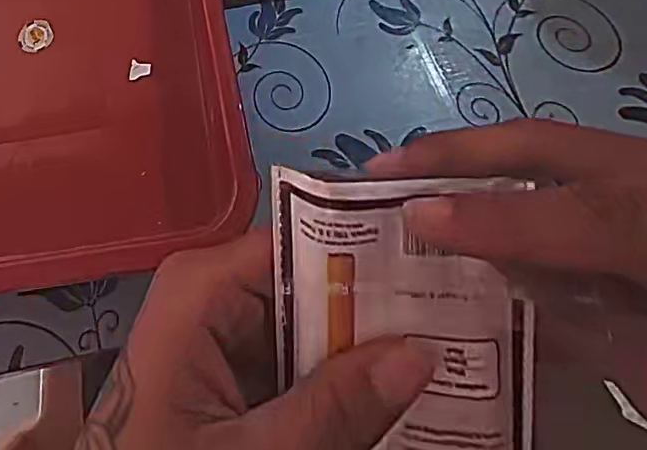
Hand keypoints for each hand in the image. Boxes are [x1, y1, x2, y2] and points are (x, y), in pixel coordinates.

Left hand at [77, 230, 434, 449]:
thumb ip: (334, 406)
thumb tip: (419, 352)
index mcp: (202, 282)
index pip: (294, 239)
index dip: (359, 249)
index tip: (423, 260)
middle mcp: (210, 287)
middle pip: (305, 278)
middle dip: (368, 304)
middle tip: (443, 310)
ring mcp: (218, 323)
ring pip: (305, 319)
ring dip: (357, 343)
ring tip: (432, 346)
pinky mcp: (225, 359)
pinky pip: (289, 352)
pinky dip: (331, 373)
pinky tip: (384, 385)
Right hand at [368, 121, 646, 449]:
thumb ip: (594, 331)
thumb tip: (481, 275)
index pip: (618, 219)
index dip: (514, 217)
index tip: (425, 221)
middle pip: (571, 152)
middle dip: (468, 155)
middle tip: (385, 169)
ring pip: (556, 143)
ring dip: (471, 153)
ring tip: (402, 168)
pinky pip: (560, 158)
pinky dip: (497, 166)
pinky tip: (450, 173)